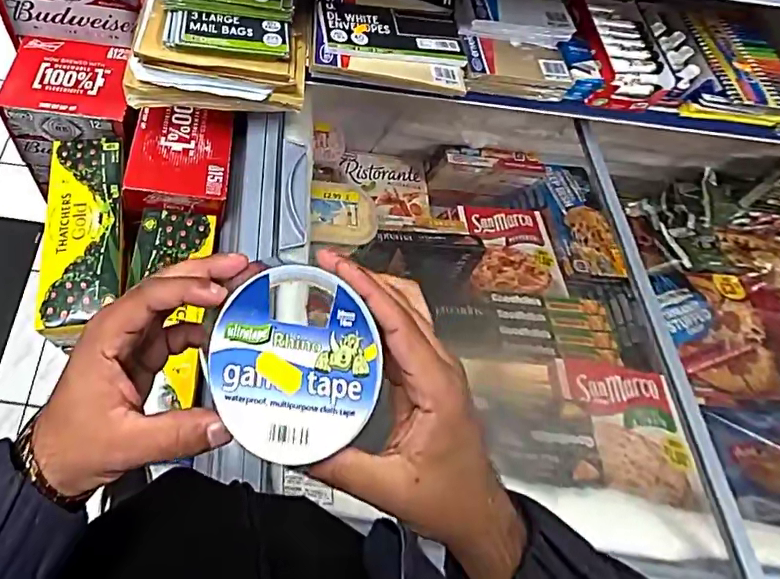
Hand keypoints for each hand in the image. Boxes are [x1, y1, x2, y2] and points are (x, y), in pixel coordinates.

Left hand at [30, 253, 256, 498]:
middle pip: (166, 283)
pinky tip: (222, 327)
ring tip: (238, 285)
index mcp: (107, 333)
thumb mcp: (126, 443)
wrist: (54, 462)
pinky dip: (202, 323)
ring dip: (207, 290)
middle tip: (239, 265)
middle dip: (205, 270)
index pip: (152, 294)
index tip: (218, 291)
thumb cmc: (71, 443)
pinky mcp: (144, 350)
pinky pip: (178, 325)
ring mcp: (133, 335)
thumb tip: (220, 424)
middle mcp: (120, 325)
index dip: (188, 288)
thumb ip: (177, 434)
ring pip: (174, 299)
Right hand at [309, 248, 526, 578]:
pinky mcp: (424, 375)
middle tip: (328, 265)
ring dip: (370, 291)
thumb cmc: (452, 499)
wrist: (479, 514)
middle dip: (364, 277)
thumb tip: (300, 445)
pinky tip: (347, 320)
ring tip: (335, 282)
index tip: (340, 266)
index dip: (367, 287)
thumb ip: (341, 466)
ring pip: (403, 310)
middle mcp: (439, 366)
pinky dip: (372, 316)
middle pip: (403, 302)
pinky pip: (397, 332)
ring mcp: (433, 367)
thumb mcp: (391, 488)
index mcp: (436, 385)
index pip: (399, 319)